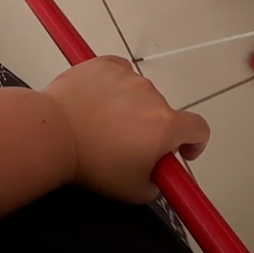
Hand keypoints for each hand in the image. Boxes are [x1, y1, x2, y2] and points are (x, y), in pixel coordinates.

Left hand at [43, 56, 209, 202]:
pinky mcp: (103, 62)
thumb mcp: (138, 190)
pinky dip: (115, 84)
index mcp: (166, 125)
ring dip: (132, 105)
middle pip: (164, 112)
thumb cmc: (95, 164)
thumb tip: (159, 168)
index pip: (199, 128)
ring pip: (140, 92)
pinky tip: (98, 99)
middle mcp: (151, 94)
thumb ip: (161, 180)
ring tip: (104, 121)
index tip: (179, 153)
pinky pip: (120, 72)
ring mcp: (125, 74)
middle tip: (127, 143)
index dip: (194, 143)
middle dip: (153, 128)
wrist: (54, 132)